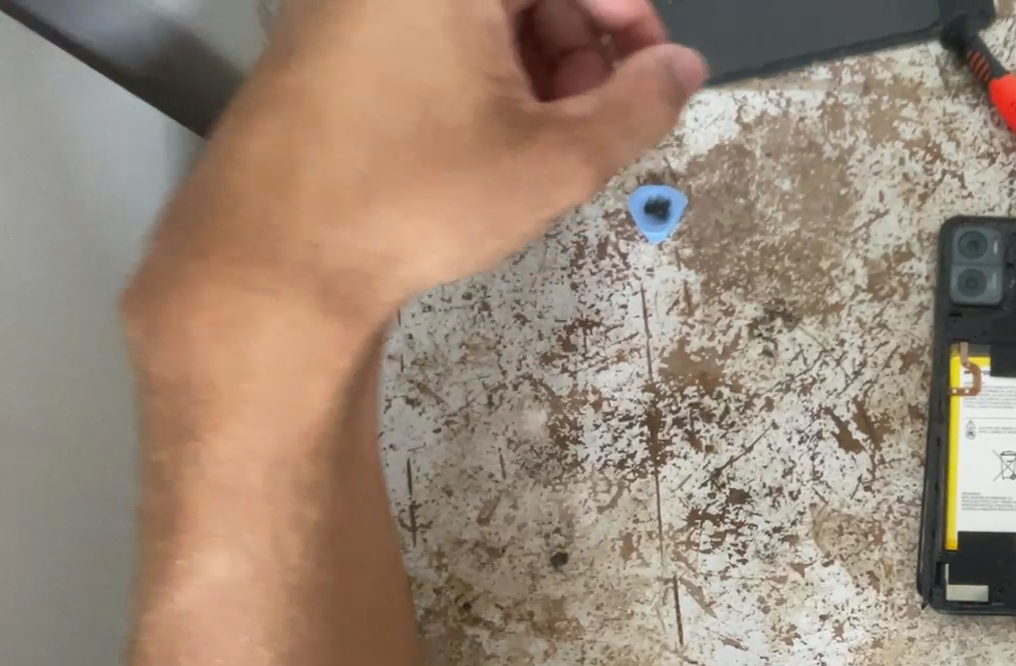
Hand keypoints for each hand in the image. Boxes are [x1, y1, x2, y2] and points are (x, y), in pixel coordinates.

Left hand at [131, 0, 706, 332]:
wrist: (285, 249)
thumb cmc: (431, 195)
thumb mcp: (559, 160)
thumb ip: (639, 108)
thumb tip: (688, 65)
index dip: (628, 15)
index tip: (658, 77)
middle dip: (583, 48)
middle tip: (598, 125)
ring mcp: (357, 0)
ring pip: (487, 15)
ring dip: (542, 69)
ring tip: (552, 144)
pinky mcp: (337, 38)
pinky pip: (441, 35)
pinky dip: (492, 77)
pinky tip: (501, 139)